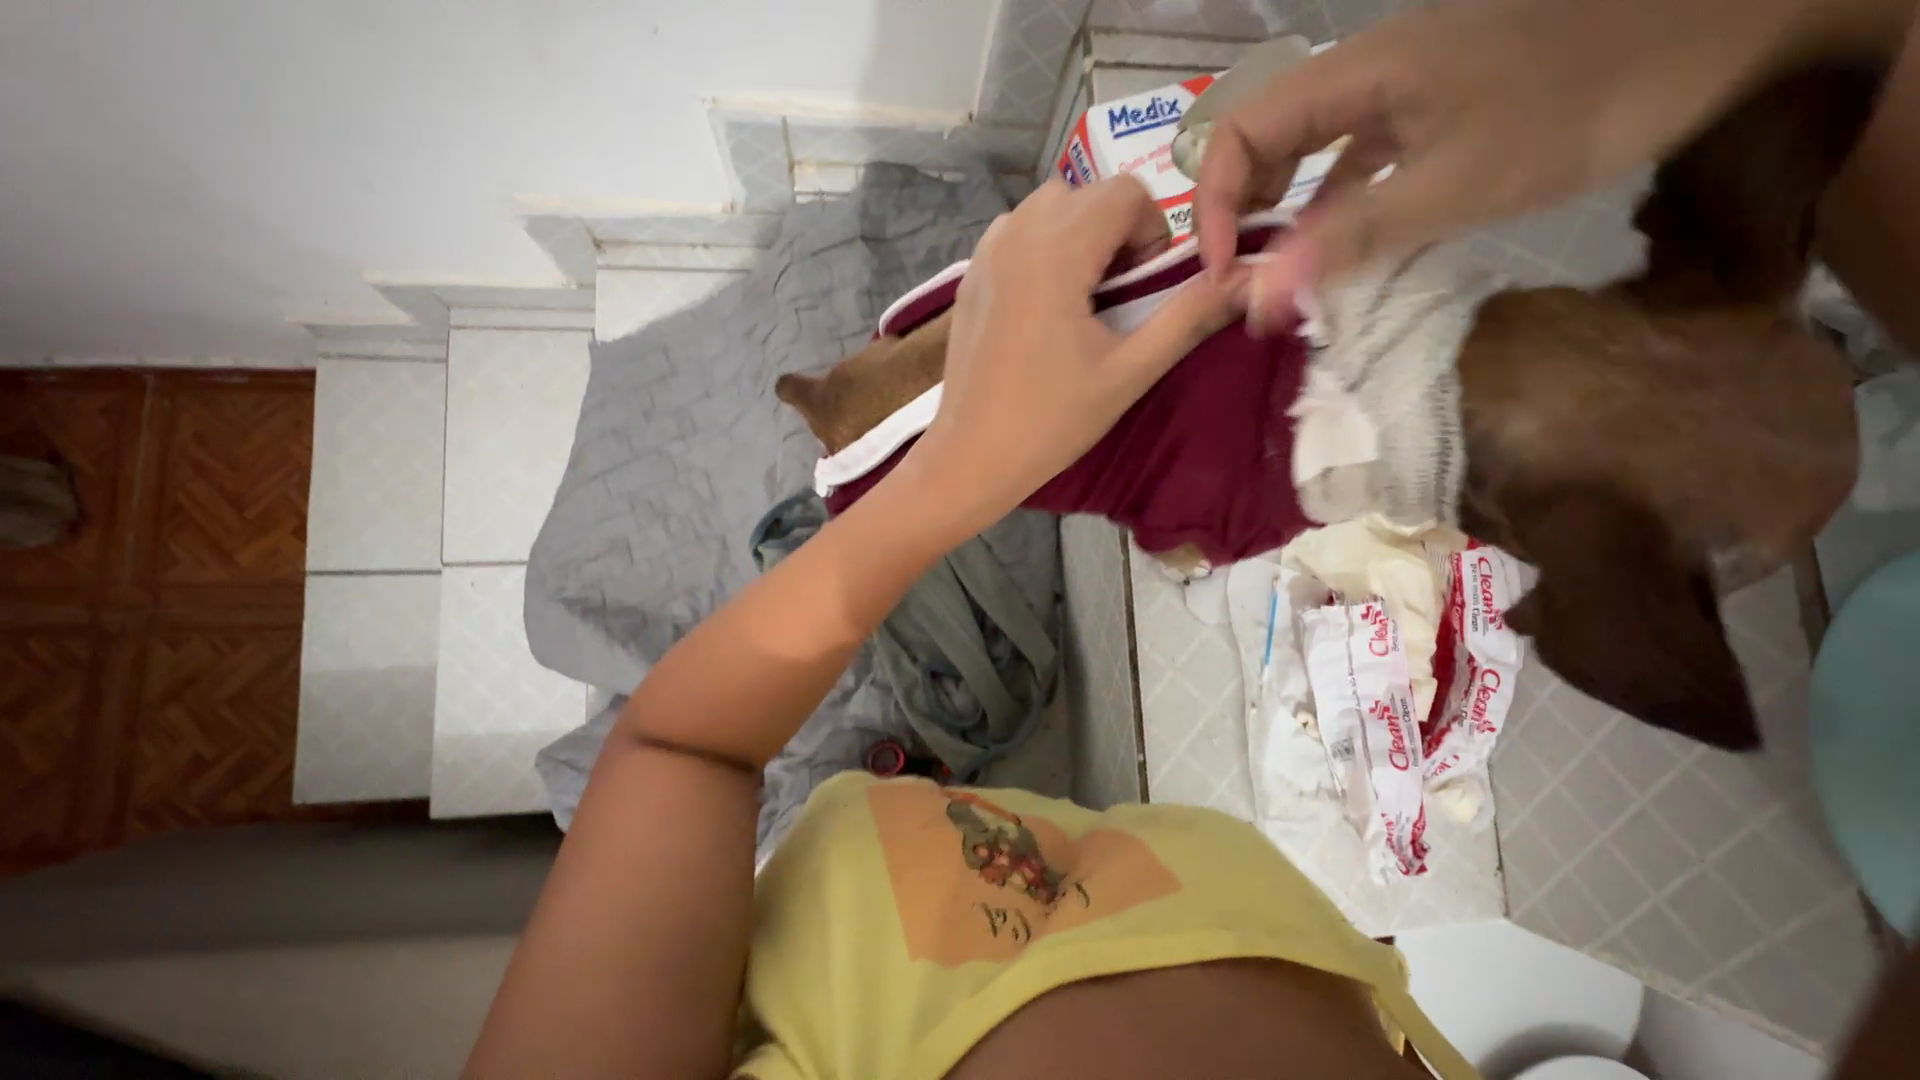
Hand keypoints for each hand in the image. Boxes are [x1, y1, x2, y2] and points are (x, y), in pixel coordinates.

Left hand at [900, 176, 1233, 537]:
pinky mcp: (969, 276)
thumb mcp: (1130, 371)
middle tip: (1117, 300)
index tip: (1144, 288)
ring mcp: (985, 252)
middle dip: (1116, 234)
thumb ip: (1189, 316)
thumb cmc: (1052, 419)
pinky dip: (1043, 252)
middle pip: (1088, 194)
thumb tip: (1247, 280)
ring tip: (1082, 304)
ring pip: (1049, 209)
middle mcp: (1016, 232)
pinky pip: (1018, 234)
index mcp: (1057, 248)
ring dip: (1079, 239)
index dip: (1151, 231)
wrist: (970, 456)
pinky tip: (1043, 311)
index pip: (1126, 190)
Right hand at [1195, 0, 1829, 321]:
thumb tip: (1258, 302)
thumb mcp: (1458, 180)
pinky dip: (1335, 215)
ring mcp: (1398, 96)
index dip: (1213, 205)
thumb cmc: (1582, 100)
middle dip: (1238, 215)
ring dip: (1283, 220)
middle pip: (1261, 144)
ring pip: (1307, 158)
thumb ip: (1352, 239)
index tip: (1226, 275)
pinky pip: (1356, 167)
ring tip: (1279, 284)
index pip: (1237, 134)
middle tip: (1242, 284)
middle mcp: (1361, 80)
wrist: (1716, 28)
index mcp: (1352, 76)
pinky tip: (1341, 258)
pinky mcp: (1433, 117)